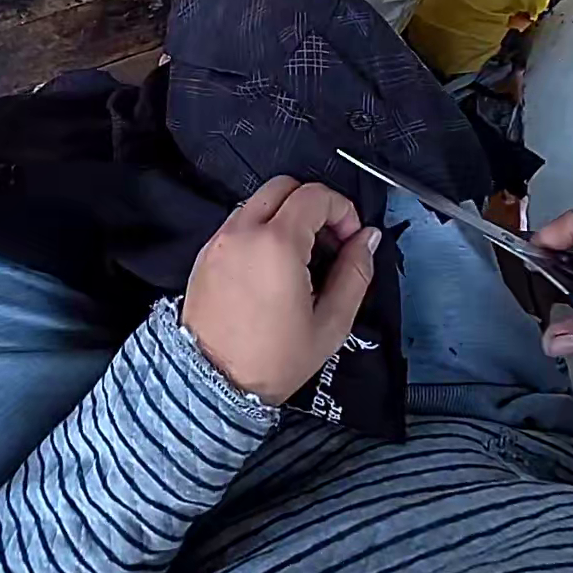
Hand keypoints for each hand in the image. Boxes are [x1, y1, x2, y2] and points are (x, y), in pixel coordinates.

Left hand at [183, 176, 380, 404]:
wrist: (210, 386)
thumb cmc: (272, 360)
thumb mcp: (330, 323)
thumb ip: (355, 273)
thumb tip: (367, 239)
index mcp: (276, 244)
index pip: (315, 196)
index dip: (342, 210)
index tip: (350, 238)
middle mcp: (243, 232)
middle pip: (284, 185)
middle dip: (314, 204)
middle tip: (328, 240)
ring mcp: (219, 241)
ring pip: (259, 201)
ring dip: (286, 214)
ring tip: (302, 256)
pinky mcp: (205, 254)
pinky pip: (239, 222)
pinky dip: (261, 228)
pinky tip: (273, 266)